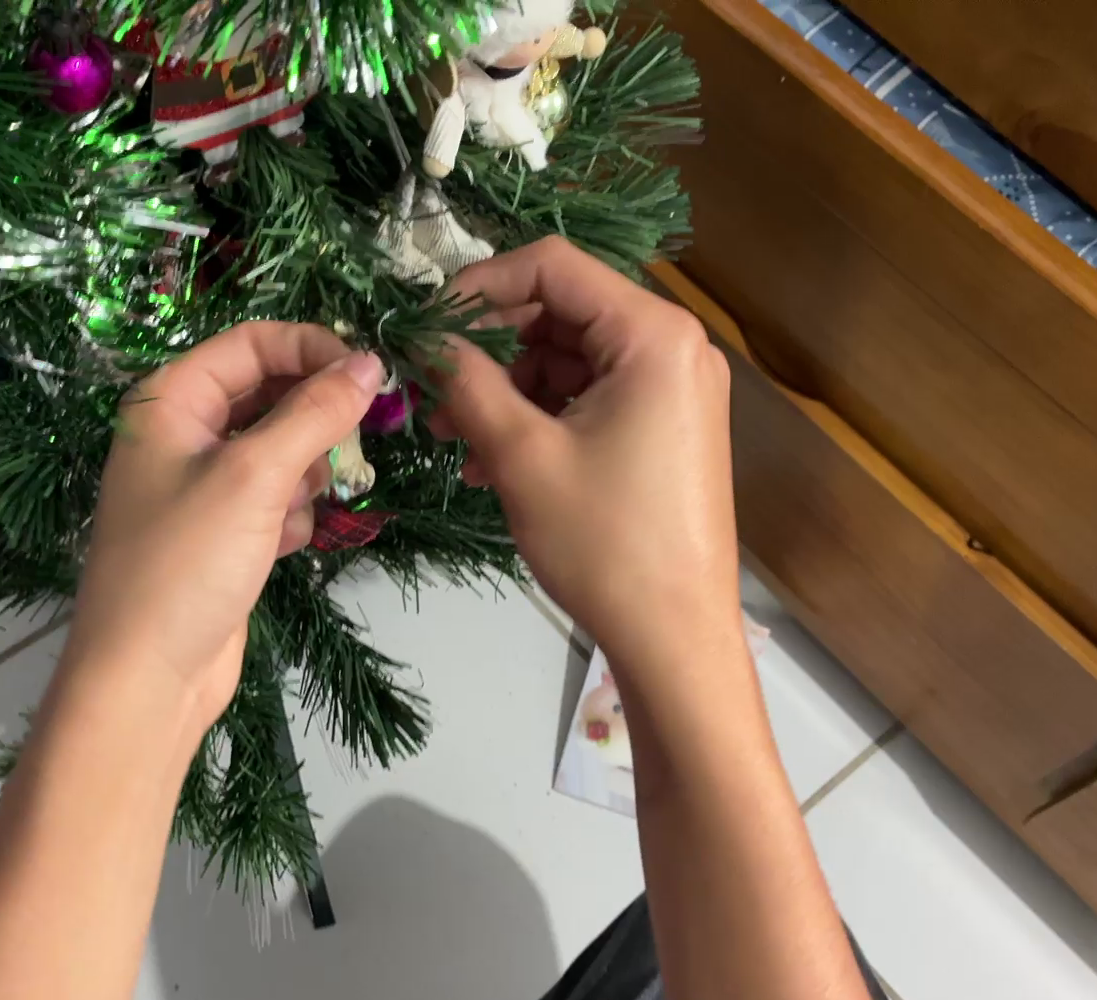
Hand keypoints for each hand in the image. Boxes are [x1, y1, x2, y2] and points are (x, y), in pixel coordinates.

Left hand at [66, 322, 384, 737]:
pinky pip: (274, 498)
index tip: (370, 372)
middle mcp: (183, 434)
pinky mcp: (224, 530)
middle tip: (356, 442)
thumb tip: (369, 362)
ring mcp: (203, 485)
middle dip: (312, 421)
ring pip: (280, 450)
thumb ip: (315, 413)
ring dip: (301, 477)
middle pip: (269, 396)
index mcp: (170, 400)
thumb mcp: (254, 476)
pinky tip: (276, 548)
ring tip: (291, 511)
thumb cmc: (187, 562)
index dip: (312, 349)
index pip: (252, 344)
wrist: (148, 677)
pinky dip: (287, 517)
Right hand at [432, 237, 740, 660]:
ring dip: (504, 392)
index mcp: (651, 336)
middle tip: (431, 390)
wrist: (673, 636)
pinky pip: (585, 401)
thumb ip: (467, 383)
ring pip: (566, 364)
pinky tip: (491, 462)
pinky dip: (536, 421)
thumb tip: (423, 338)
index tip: (425, 323)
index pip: (554, 266)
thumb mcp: (521, 456)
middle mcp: (670, 348)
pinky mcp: (660, 429)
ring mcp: (669, 391)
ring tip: (453, 438)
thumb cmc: (603, 542)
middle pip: (559, 316)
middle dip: (488, 350)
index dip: (480, 285)